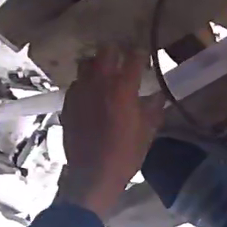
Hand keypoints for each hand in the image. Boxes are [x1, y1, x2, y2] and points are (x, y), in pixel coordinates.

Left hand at [55, 47, 164, 219]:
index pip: (133, 56)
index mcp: (123, 87)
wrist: (93, 174)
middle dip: (116, 53)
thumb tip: (158, 95)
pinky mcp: (68, 103)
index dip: (141, 54)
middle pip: (106, 51)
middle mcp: (99, 82)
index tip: (144, 58)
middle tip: (124, 63)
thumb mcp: (148, 132)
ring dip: (97, 65)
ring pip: (86, 63)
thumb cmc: (125, 154)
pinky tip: (91, 96)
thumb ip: (154, 108)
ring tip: (105, 76)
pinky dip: (85, 84)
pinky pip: (76, 83)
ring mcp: (80, 91)